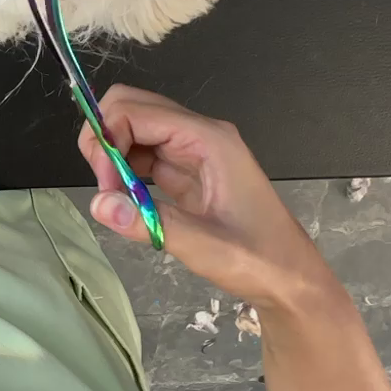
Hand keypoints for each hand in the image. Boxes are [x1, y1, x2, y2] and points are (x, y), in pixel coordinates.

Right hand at [79, 85, 342, 311]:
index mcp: (208, 140)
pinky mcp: (182, 169)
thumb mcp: (206, 248)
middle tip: (104, 183)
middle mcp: (197, 134)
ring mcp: (189, 150)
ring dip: (109, 154)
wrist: (293, 283)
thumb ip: (149, 224)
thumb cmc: (261, 262)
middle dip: (103, 138)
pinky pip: (139, 152)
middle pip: (129, 106)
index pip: (135, 111)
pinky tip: (125, 198)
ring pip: (131, 126)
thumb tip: (97, 204)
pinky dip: (121, 168)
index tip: (107, 186)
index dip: (107, 140)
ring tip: (114, 195)